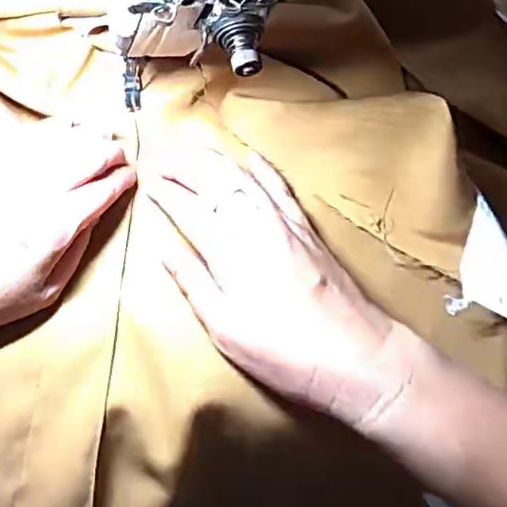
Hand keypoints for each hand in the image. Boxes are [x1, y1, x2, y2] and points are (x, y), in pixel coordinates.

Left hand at [0, 122, 136, 344]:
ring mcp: (12, 175)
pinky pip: (29, 136)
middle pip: (85, 156)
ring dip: (87, 133)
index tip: (132, 177)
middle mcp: (36, 194)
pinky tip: (65, 127)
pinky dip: (54, 128)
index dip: (121, 181)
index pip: (99, 192)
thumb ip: (77, 249)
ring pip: (60, 139)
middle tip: (121, 156)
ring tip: (101, 134)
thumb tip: (97, 214)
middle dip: (110, 151)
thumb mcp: (46, 292)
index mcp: (53, 229)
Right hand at [144, 146, 434, 435]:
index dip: (166, 194)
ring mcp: (281, 221)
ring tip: (195, 151)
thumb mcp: (224, 326)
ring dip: (215, 162)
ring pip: (242, 177)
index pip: (187, 209)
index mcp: (226, 248)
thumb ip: (192, 282)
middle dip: (184, 170)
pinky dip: (263, 169)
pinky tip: (252, 157)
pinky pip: (279, 187)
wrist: (358, 355)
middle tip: (162, 162)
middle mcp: (252, 223)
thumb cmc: (283, 350)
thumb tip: (162, 250)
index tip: (148, 183)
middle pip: (212, 184)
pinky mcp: (305, 227)